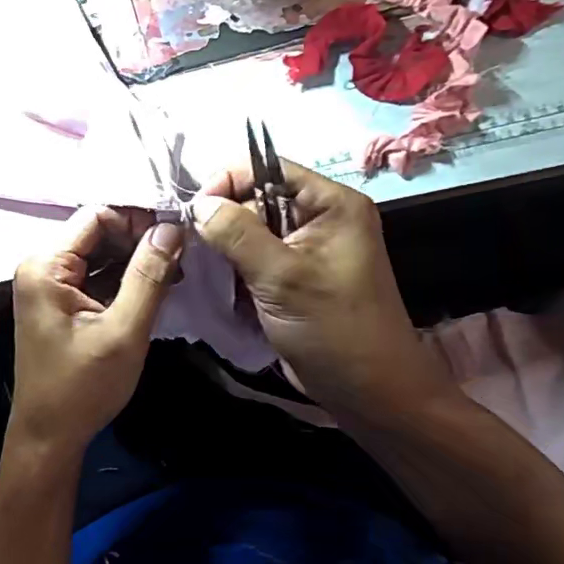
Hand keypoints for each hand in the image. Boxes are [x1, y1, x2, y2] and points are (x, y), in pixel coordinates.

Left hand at [9, 206, 183, 452]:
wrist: (50, 436)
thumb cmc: (83, 387)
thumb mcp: (124, 331)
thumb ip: (148, 277)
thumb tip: (171, 229)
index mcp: (46, 267)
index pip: (97, 216)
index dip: (138, 220)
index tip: (177, 235)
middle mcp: (42, 267)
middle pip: (98, 232)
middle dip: (141, 240)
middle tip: (183, 256)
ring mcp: (51, 285)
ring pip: (101, 254)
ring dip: (137, 260)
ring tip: (177, 272)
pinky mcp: (62, 303)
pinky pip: (97, 276)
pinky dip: (126, 279)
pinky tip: (158, 287)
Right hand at [192, 161, 452, 423]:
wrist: (371, 394)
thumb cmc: (335, 330)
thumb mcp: (283, 277)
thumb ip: (238, 234)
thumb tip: (199, 203)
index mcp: (332, 204)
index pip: (271, 169)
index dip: (230, 181)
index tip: (195, 210)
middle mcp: (322, 220)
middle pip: (259, 200)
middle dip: (225, 220)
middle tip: (193, 243)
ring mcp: (308, 252)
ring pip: (253, 234)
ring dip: (228, 250)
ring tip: (203, 267)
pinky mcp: (296, 281)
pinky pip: (257, 262)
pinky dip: (237, 272)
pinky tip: (220, 286)